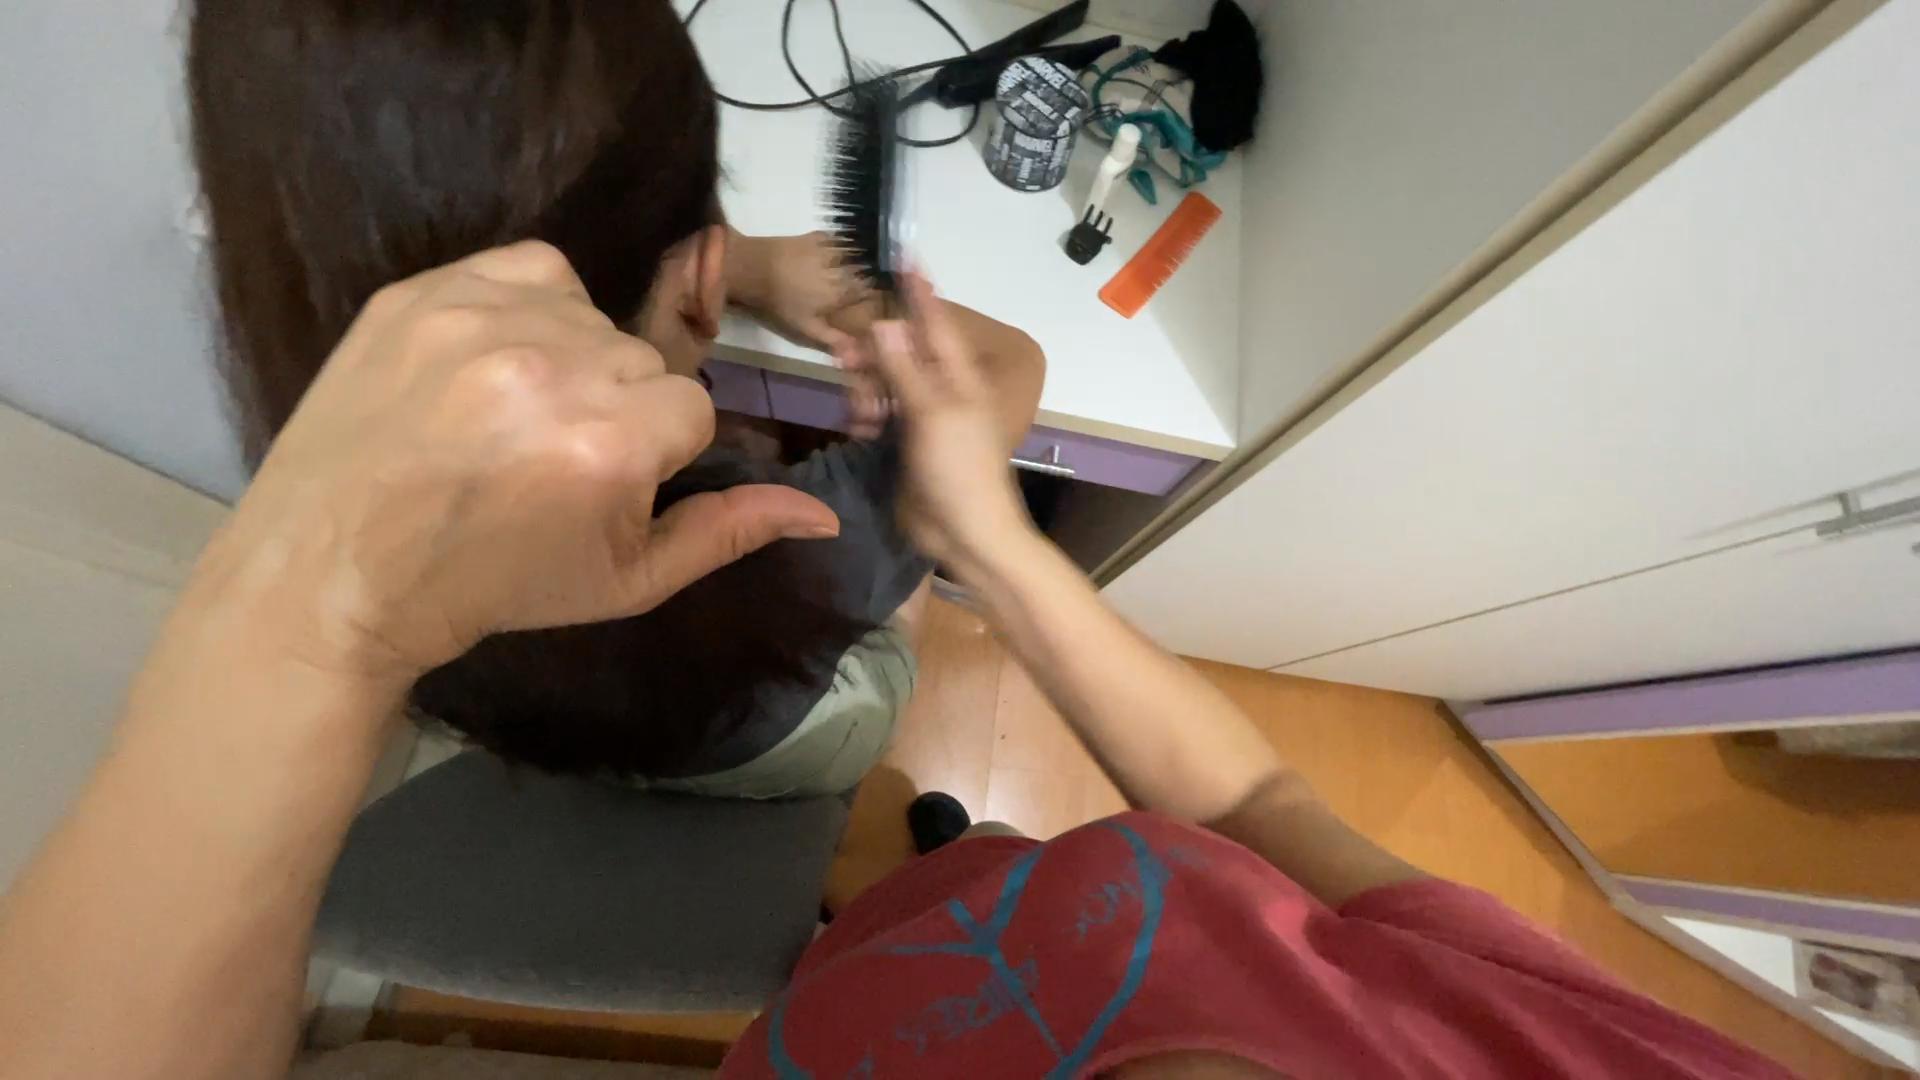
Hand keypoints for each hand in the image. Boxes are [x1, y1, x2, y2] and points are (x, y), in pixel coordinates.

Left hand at [189, 241, 839, 681]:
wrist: (341, 569)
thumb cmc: (506, 583)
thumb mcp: (634, 577)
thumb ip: (733, 531)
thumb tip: (826, 516)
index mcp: (613, 442)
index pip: (694, 407)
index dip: (661, 449)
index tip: (608, 480)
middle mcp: (558, 365)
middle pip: (647, 361)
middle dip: (624, 406)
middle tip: (560, 455)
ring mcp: (483, 318)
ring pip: (596, 319)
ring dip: (580, 362)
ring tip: (521, 413)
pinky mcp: (425, 289)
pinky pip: (534, 271)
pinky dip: (536, 310)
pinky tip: (501, 361)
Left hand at [727, 230, 871, 350]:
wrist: (754, 267)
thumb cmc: (782, 302)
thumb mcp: (806, 327)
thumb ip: (833, 338)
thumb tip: (856, 352)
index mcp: (843, 291)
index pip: (870, 291)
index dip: (876, 295)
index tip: (876, 299)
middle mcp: (843, 268)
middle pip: (866, 271)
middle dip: (871, 275)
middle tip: (871, 281)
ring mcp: (831, 249)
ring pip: (857, 253)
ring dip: (862, 258)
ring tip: (864, 263)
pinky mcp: (818, 236)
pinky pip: (841, 238)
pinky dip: (847, 243)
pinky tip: (846, 247)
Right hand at [843, 272, 1037, 568]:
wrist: (963, 532)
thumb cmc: (958, 469)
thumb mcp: (933, 413)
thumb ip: (906, 367)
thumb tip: (886, 321)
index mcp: (960, 378)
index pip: (936, 324)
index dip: (919, 293)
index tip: (901, 258)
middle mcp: (942, 391)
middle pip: (902, 354)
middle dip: (873, 353)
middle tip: (839, 355)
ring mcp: (923, 419)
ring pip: (885, 385)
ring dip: (866, 392)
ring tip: (859, 414)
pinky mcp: (905, 444)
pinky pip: (879, 417)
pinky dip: (867, 419)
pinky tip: (859, 431)